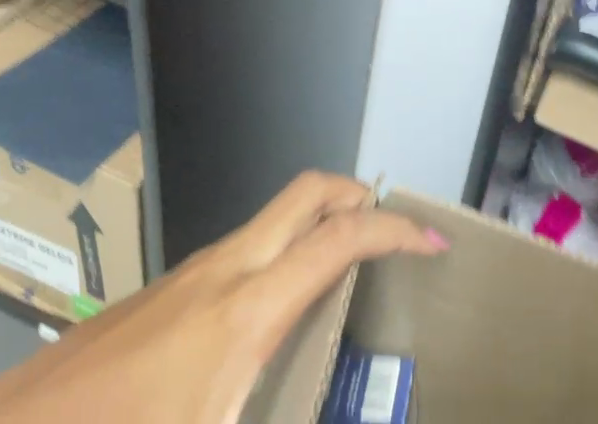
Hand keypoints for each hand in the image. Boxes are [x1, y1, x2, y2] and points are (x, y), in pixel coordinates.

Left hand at [0, 172, 445, 423]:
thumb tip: (332, 407)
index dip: (395, 231)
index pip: (339, 239)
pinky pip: (242, 249)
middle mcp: (224, 271)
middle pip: (307, 194)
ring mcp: (190, 274)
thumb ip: (277, 405)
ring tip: (345, 272)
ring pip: (273, 219)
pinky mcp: (165, 290)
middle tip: (392, 231)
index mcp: (249, 309)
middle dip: (358, 196)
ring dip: (319, 224)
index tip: (432, 242)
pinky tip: (274, 313)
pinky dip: (281, 253)